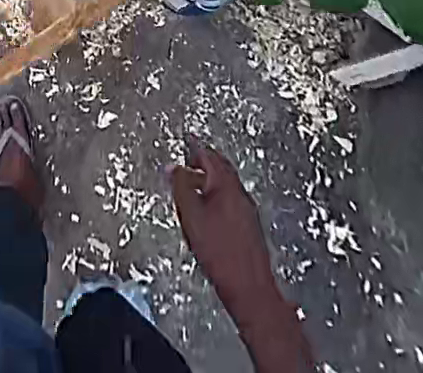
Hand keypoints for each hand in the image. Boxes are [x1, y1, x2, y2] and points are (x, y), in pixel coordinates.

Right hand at [170, 140, 282, 316]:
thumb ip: (181, 187)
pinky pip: (230, 199)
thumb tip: (174, 167)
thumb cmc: (220, 252)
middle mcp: (240, 193)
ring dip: (210, 179)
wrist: (249, 286)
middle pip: (221, 168)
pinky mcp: (249, 225)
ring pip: (226, 185)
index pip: (210, 156)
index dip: (196, 146)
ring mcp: (247, 209)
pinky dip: (217, 194)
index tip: (187, 137)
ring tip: (193, 183)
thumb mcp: (191, 216)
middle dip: (204, 161)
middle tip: (190, 156)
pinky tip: (208, 209)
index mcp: (227, 185)